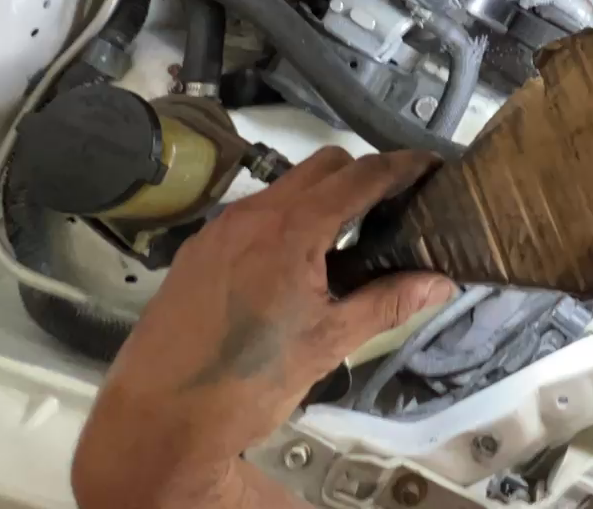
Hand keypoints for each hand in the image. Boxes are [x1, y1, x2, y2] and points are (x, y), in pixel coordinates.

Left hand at [72, 147, 455, 508]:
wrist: (150, 427)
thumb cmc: (248, 386)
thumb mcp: (329, 342)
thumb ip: (389, 302)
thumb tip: (442, 282)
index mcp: (292, 229)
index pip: (361, 175)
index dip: (403, 165)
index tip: (432, 166)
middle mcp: (255, 212)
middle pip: (326, 165)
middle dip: (364, 174)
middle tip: (391, 207)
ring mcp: (221, 226)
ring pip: (288, 185)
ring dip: (324, 196)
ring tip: (345, 239)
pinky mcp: (199, 246)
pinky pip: (256, 211)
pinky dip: (288, 217)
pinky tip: (293, 264)